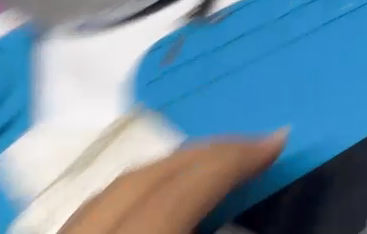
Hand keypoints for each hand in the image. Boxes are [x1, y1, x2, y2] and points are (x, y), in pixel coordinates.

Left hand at [59, 133, 283, 233]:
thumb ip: (216, 226)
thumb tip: (248, 202)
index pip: (180, 190)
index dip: (233, 159)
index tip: (279, 140)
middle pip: (142, 178)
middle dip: (203, 153)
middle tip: (252, 146)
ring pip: (108, 190)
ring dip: (167, 170)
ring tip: (213, 165)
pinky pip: (88, 213)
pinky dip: (131, 195)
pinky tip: (159, 199)